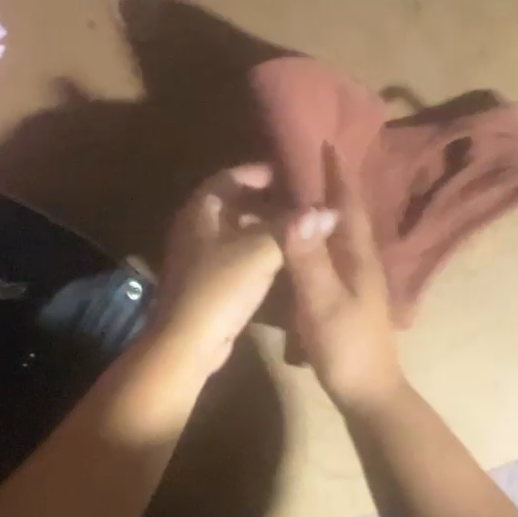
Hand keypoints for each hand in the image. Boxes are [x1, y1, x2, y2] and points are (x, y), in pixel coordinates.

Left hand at [145, 165, 285, 373]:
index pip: (232, 176)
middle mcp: (194, 228)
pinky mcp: (204, 285)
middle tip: (303, 204)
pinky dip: (256, 255)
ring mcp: (197, 259)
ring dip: (264, 231)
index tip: (293, 175)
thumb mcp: (260, 251)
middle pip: (234, 205)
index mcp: (201, 209)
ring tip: (299, 231)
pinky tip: (281, 261)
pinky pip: (234, 259)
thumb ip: (294, 227)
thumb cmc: (220, 287)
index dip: (262, 173)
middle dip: (267, 203)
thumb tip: (330, 210)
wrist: (187, 342)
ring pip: (235, 234)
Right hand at [281, 149, 405, 411]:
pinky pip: (332, 258)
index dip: (334, 172)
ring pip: (339, 236)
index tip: (321, 138)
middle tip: (303, 158)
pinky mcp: (348, 301)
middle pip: (344, 214)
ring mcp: (357, 283)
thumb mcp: (322, 303)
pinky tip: (304, 245)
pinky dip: (318, 242)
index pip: (345, 203)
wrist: (369, 394)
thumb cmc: (347, 348)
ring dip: (323, 213)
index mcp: (358, 256)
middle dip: (328, 185)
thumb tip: (297, 209)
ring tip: (299, 193)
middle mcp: (361, 262)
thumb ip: (309, 258)